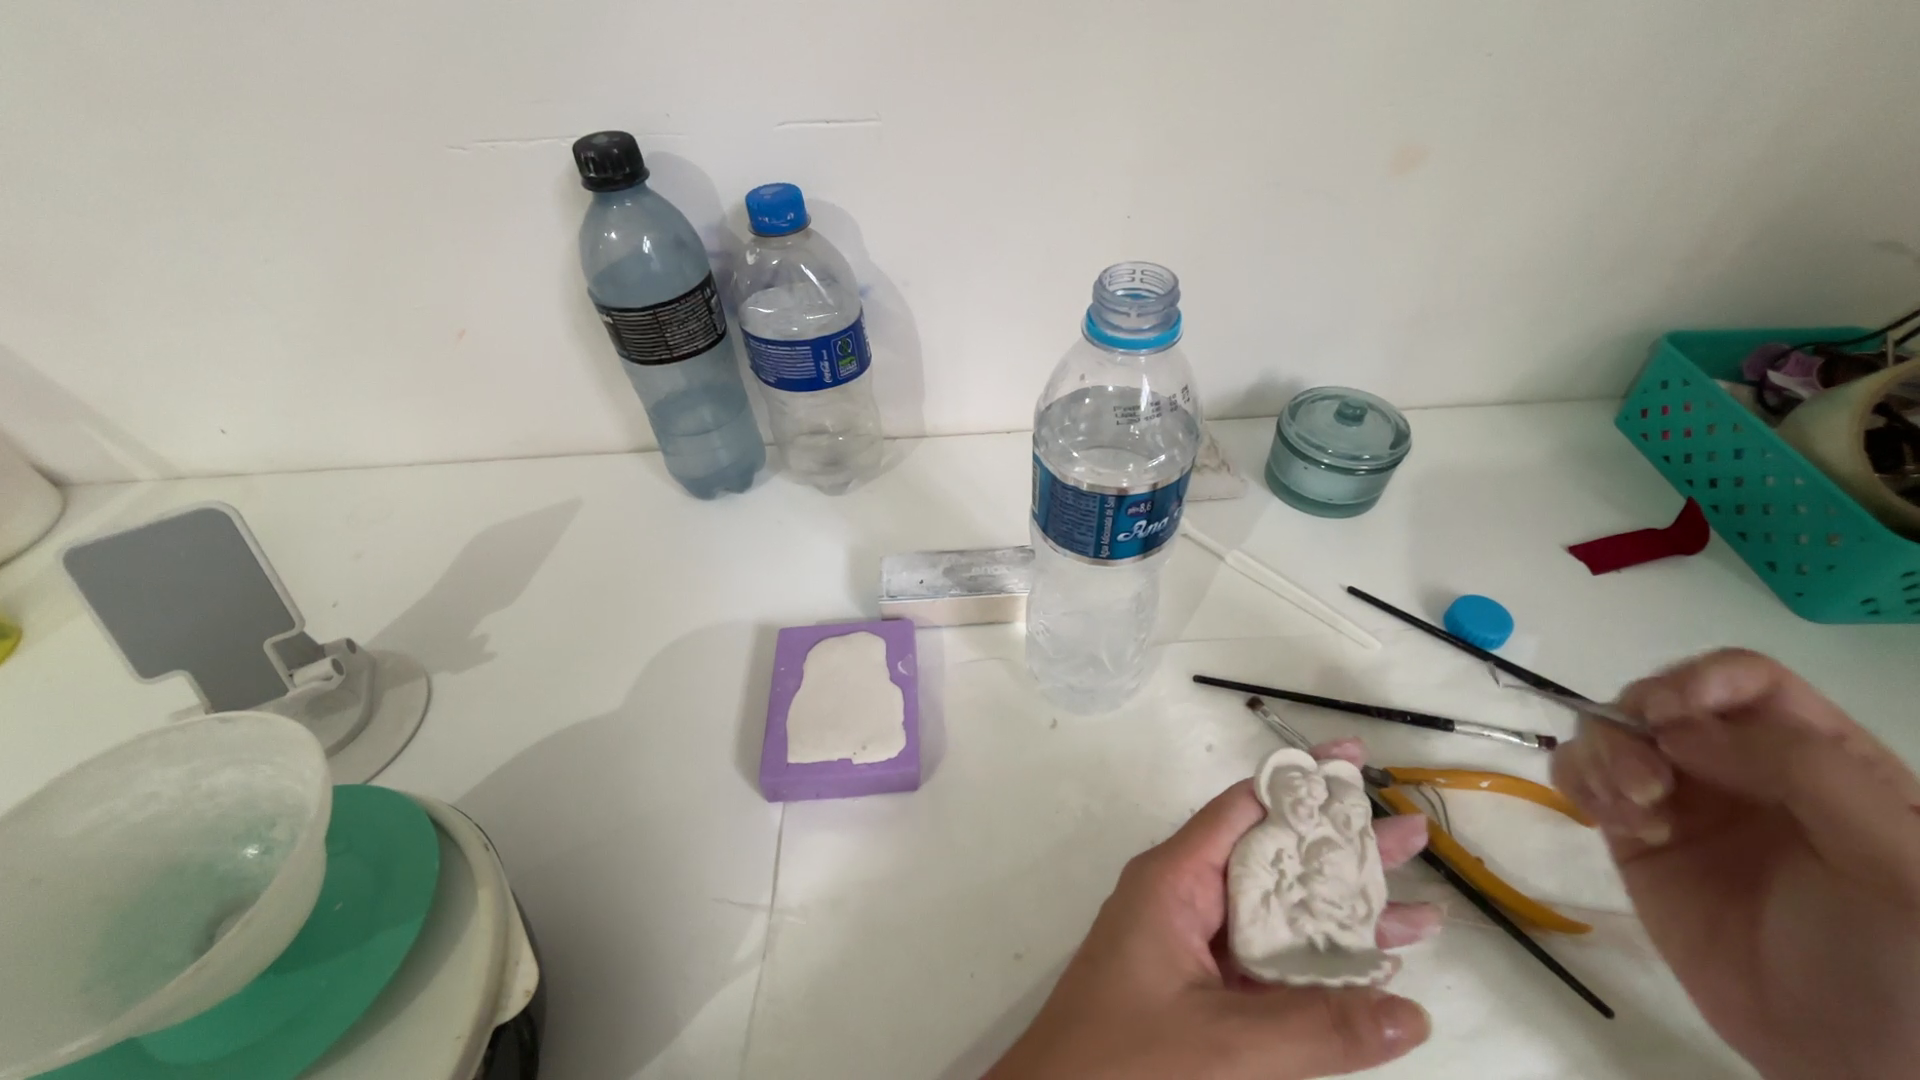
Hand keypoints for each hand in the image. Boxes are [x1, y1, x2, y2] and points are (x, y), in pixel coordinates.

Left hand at [985, 738, 1437, 1079]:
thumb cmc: (1125, 1060)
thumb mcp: (1226, 1045)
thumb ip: (1319, 1028)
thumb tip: (1412, 1014)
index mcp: (1175, 879)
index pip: (1244, 807)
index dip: (1300, 781)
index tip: (1353, 759)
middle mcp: (1184, 896)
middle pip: (1271, 857)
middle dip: (1340, 849)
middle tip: (1412, 836)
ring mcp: (1191, 942)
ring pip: (1275, 912)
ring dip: (1341, 913)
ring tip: (1422, 910)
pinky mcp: (1198, 984)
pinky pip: (1266, 959)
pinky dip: (1316, 963)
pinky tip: (1371, 970)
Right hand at [1552, 649, 1919, 1079]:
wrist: (1852, 1059)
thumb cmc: (1900, 958)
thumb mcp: (1897, 859)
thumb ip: (1806, 772)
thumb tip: (1681, 729)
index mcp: (1821, 757)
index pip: (1745, 680)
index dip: (1699, 681)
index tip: (1669, 720)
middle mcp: (1742, 768)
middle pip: (1661, 699)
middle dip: (1636, 725)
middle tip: (1647, 784)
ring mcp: (1683, 802)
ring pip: (1610, 733)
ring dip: (1603, 755)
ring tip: (1632, 812)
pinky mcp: (1633, 838)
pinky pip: (1583, 780)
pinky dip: (1581, 784)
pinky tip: (1621, 825)